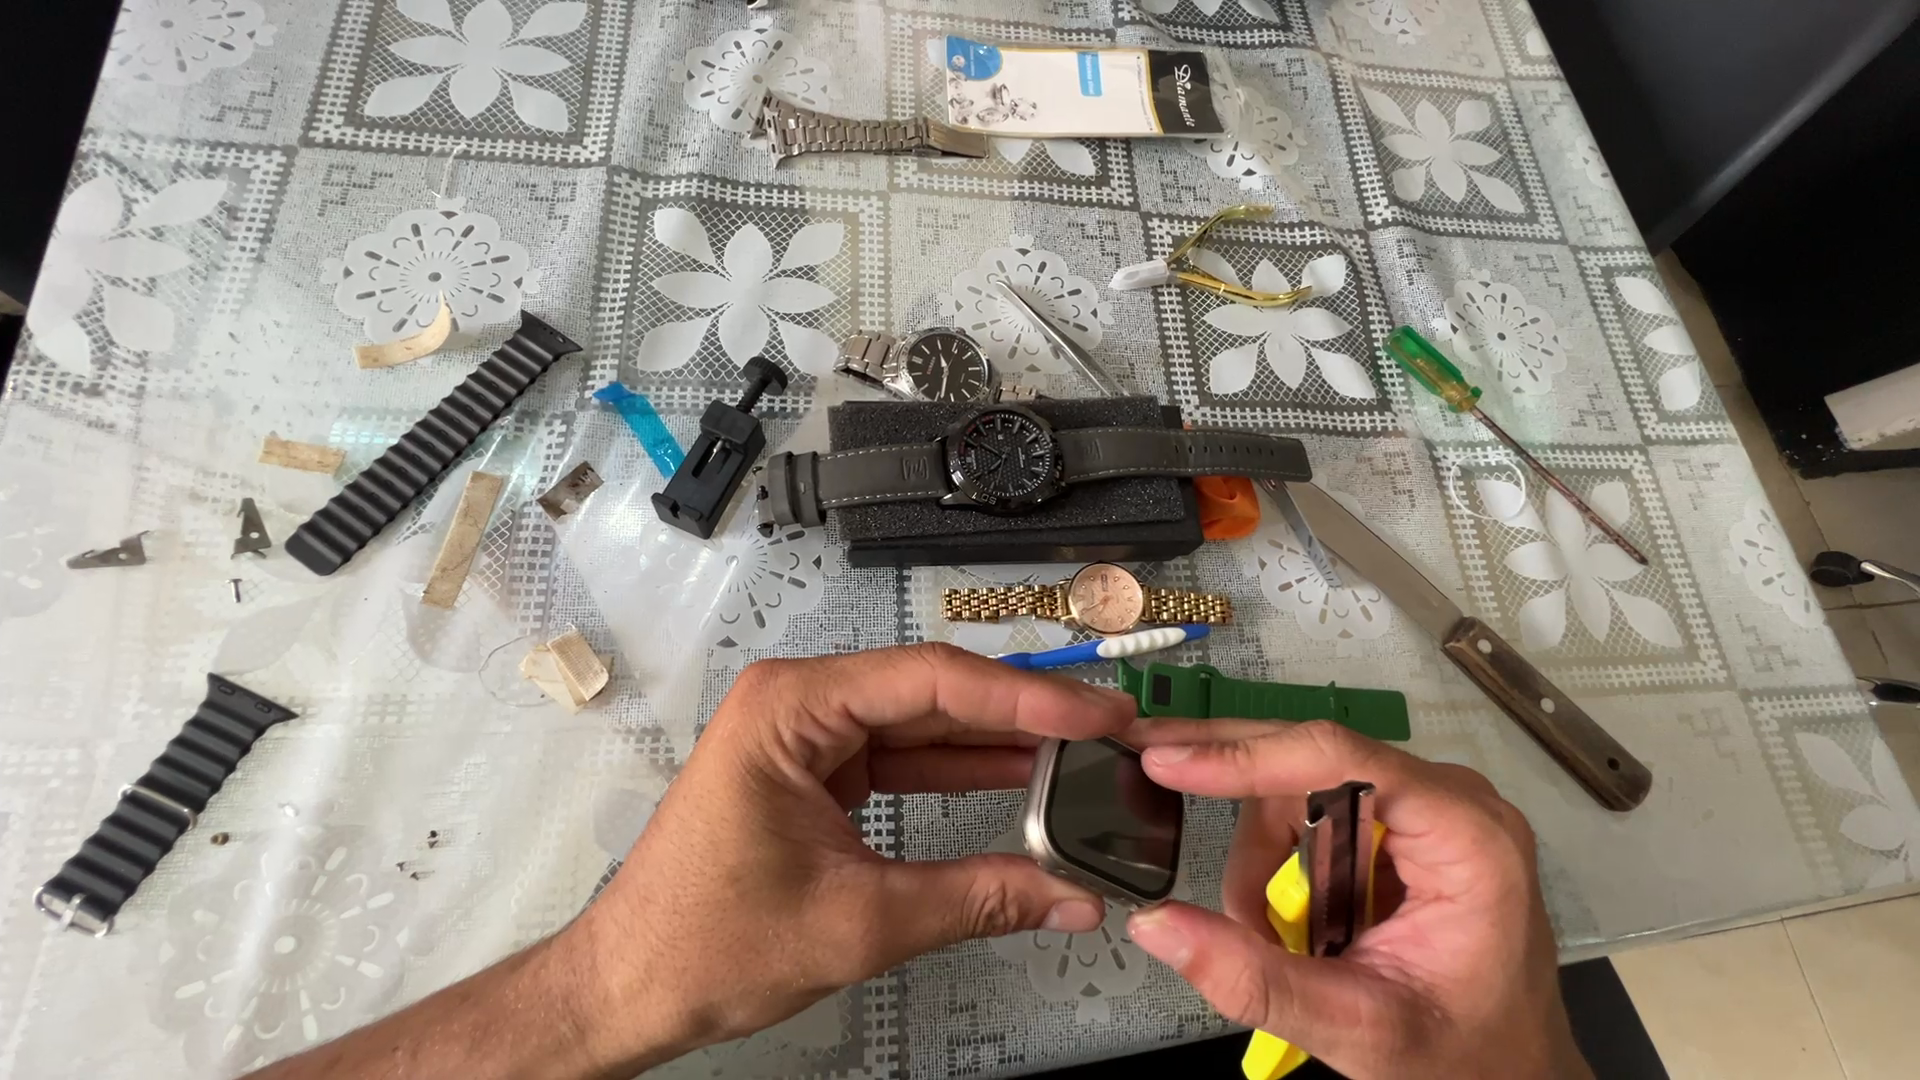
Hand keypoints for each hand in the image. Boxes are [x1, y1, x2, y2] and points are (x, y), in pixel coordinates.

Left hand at [565, 645, 1136, 1072]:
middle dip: (1021, 710)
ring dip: (998, 737)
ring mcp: (813, 732)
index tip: (1091, 712)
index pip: (930, 680)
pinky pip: (907, 754)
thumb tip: (1068, 895)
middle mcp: (802, 701)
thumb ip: (976, 899)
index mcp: (792, 706)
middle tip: (1102, 725)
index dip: (1022, 694)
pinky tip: (1019, 774)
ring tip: (1077, 749)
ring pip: (926, 720)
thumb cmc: (705, 942)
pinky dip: (962, 768)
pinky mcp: (823, 766)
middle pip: (933, 690)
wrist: (631, 986)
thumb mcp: (858, 921)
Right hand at [1124, 721, 1591, 1079]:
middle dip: (1224, 770)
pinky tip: (1279, 916)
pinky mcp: (1389, 821)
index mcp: (1465, 835)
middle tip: (1146, 760)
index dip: (1245, 756)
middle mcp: (1441, 797)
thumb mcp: (1358, 1032)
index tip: (1164, 762)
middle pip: (1307, 754)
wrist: (1509, 1078)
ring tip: (1260, 929)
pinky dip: (1269, 857)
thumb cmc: (1461, 1061)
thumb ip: (1255, 980)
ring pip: (1293, 786)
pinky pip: (1303, 810)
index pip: (1339, 760)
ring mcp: (1414, 803)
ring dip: (1255, 852)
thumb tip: (1152, 923)